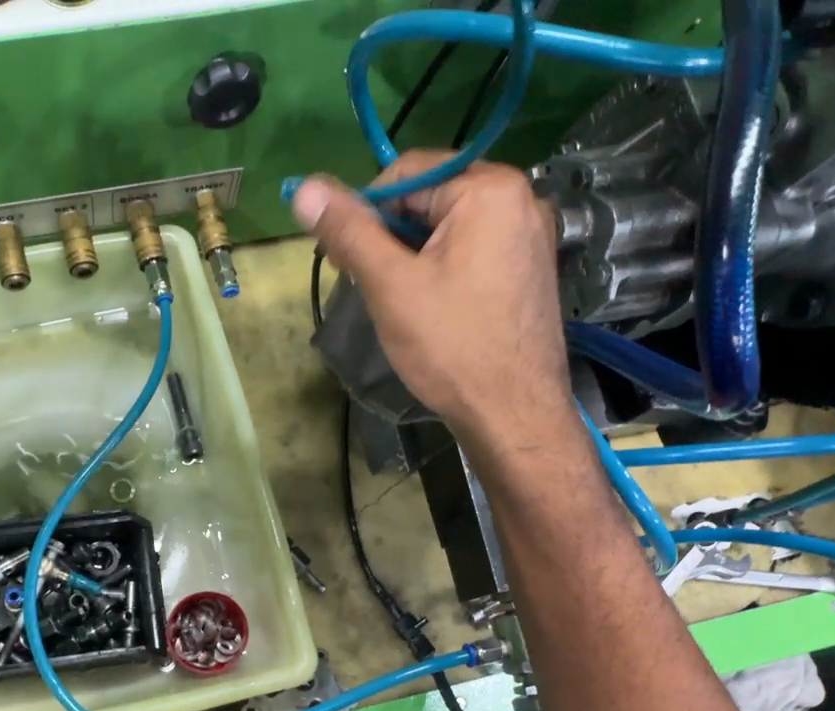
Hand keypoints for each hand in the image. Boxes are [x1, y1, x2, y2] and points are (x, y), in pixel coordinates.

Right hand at [293, 153, 569, 432]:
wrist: (513, 414)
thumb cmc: (451, 347)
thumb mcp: (390, 285)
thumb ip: (348, 231)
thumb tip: (304, 187)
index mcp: (488, 188)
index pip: (406, 172)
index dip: (365, 211)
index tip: (344, 257)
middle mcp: (520, 197)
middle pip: (430, 197)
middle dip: (389, 235)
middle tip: (366, 282)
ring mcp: (531, 234)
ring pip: (449, 226)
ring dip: (412, 254)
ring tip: (396, 299)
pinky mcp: (530, 267)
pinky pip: (472, 247)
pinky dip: (441, 266)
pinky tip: (429, 305)